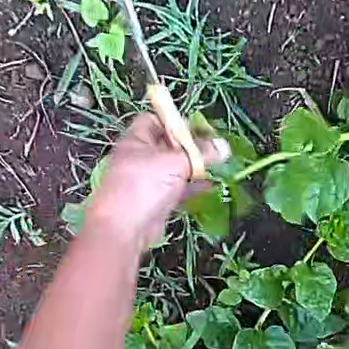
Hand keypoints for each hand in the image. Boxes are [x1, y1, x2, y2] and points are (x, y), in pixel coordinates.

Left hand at [84, 113, 228, 247]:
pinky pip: (177, 187)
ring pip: (174, 167)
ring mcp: (148, 179)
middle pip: (168, 144)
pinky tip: (210, 186)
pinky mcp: (156, 199)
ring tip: (216, 166)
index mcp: (136, 140)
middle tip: (213, 149)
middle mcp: (140, 157)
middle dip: (190, 146)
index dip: (176, 122)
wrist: (124, 228)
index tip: (199, 130)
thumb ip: (200, 153)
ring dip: (194, 167)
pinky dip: (192, 186)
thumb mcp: (174, 163)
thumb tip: (224, 146)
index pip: (156, 120)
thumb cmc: (143, 186)